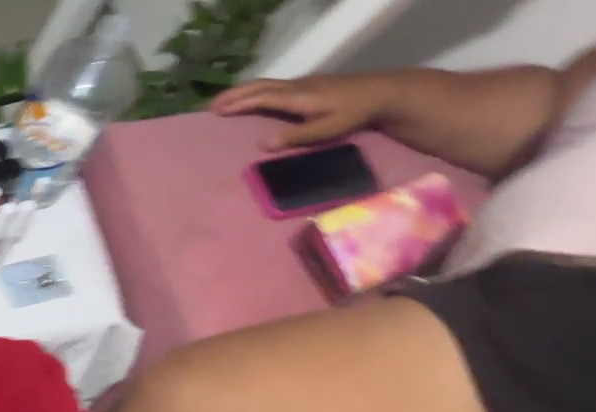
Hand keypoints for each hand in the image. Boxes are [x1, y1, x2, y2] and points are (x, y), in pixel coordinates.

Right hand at [211, 73, 396, 150]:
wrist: (384, 91)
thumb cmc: (354, 113)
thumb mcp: (326, 129)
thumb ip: (295, 136)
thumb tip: (262, 143)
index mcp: (298, 97)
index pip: (262, 98)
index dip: (239, 103)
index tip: (217, 111)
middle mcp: (297, 86)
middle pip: (260, 86)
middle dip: (235, 94)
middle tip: (211, 105)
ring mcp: (303, 83)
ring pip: (266, 84)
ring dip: (243, 91)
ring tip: (224, 100)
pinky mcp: (308, 84)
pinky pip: (274, 86)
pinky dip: (256, 91)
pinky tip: (251, 97)